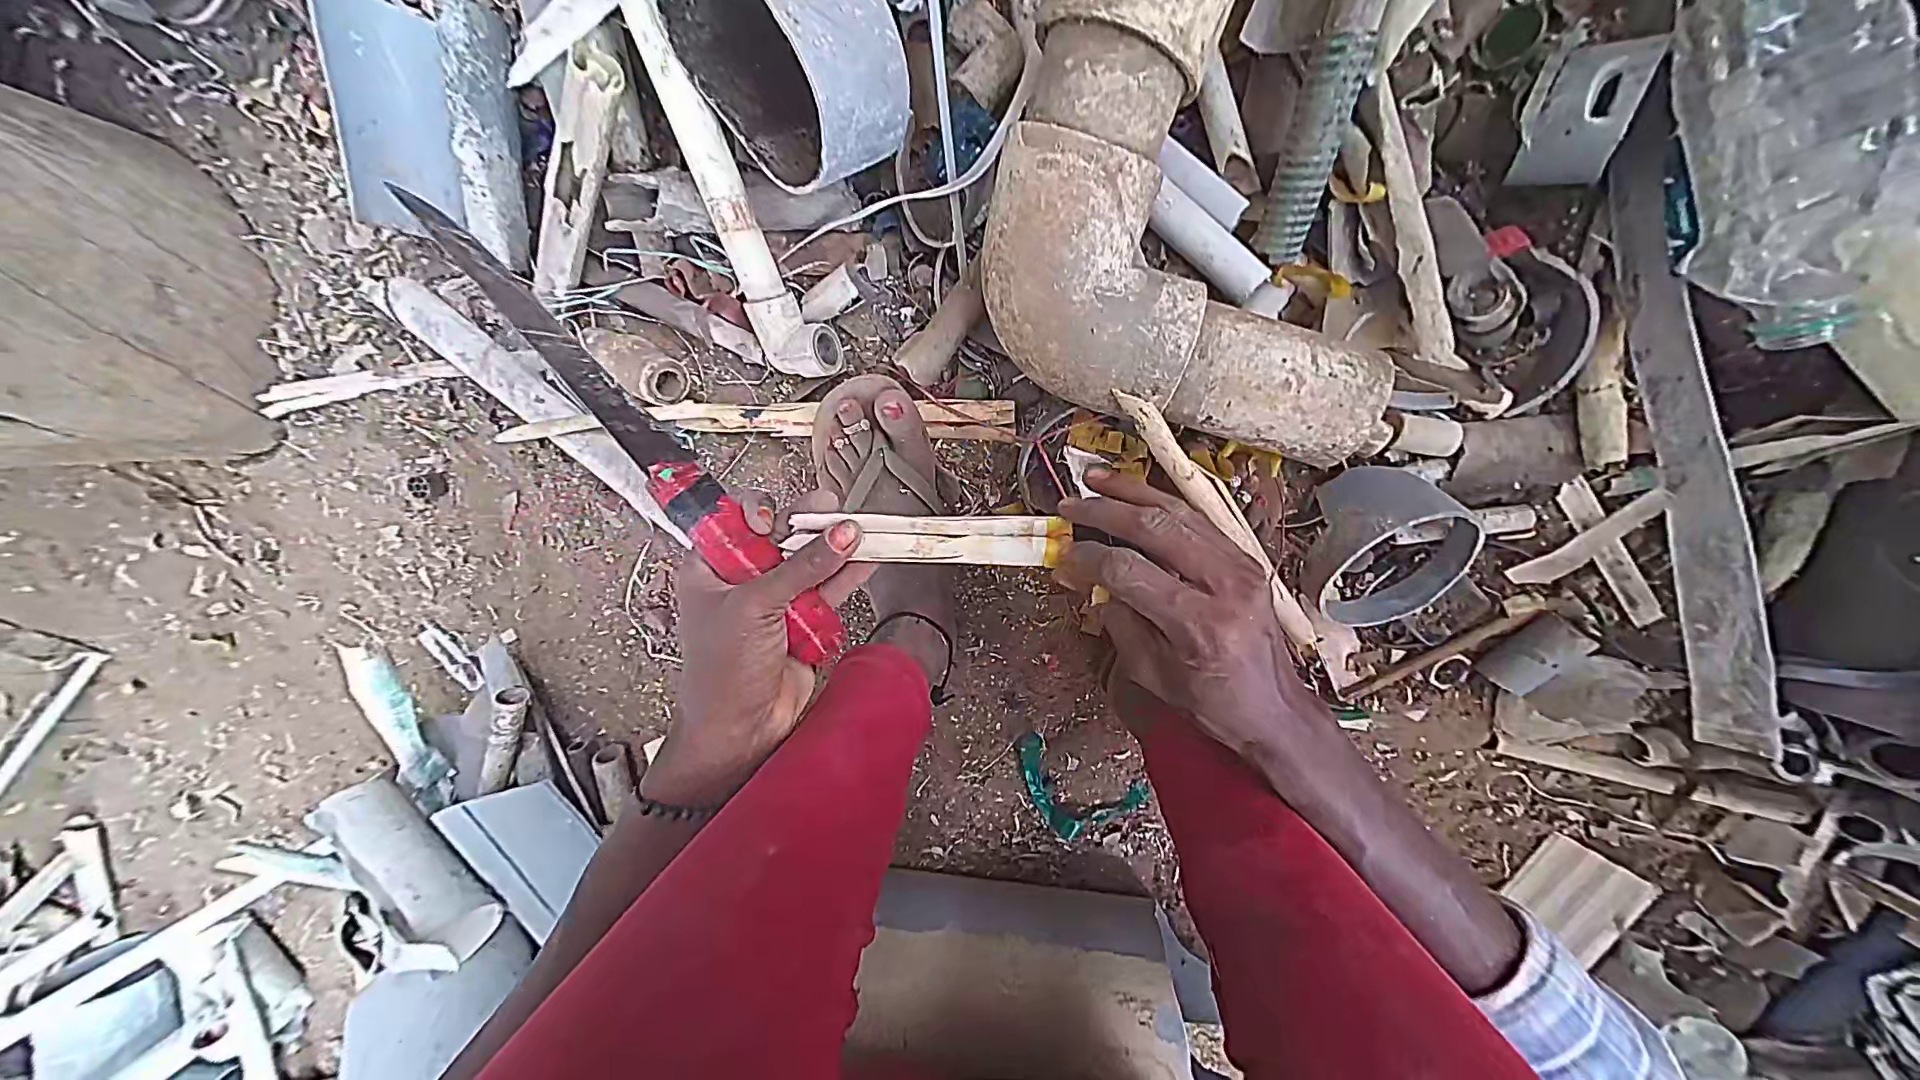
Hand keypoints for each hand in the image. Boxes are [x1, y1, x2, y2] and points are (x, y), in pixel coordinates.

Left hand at [646, 500, 872, 804]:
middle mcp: (742, 581)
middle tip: (831, 510)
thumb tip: (837, 536)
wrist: (742, 730)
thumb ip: (801, 568)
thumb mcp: (755, 607)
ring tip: (859, 530)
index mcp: (710, 570)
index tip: (779, 517)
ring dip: (834, 548)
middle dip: (807, 525)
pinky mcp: (803, 620)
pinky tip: (864, 559)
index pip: (733, 522)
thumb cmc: (719, 676)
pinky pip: (829, 589)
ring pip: (809, 562)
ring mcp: (775, 601)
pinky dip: (848, 575)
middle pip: (780, 537)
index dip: (758, 512)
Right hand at [1055, 470, 1324, 760]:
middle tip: (1072, 505)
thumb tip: (1085, 576)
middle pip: (1155, 527)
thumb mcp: (1150, 670)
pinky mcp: (1245, 557)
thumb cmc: (1213, 701)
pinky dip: (1161, 500)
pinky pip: (1196, 517)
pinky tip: (1134, 492)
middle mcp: (1226, 584)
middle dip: (1105, 511)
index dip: (1090, 557)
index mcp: (1199, 622)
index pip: (1129, 570)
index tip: (1066, 553)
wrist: (1273, 707)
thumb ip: (1116, 618)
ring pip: (1178, 510)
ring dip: (1131, 491)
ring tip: (1096, 481)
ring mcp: (1242, 564)